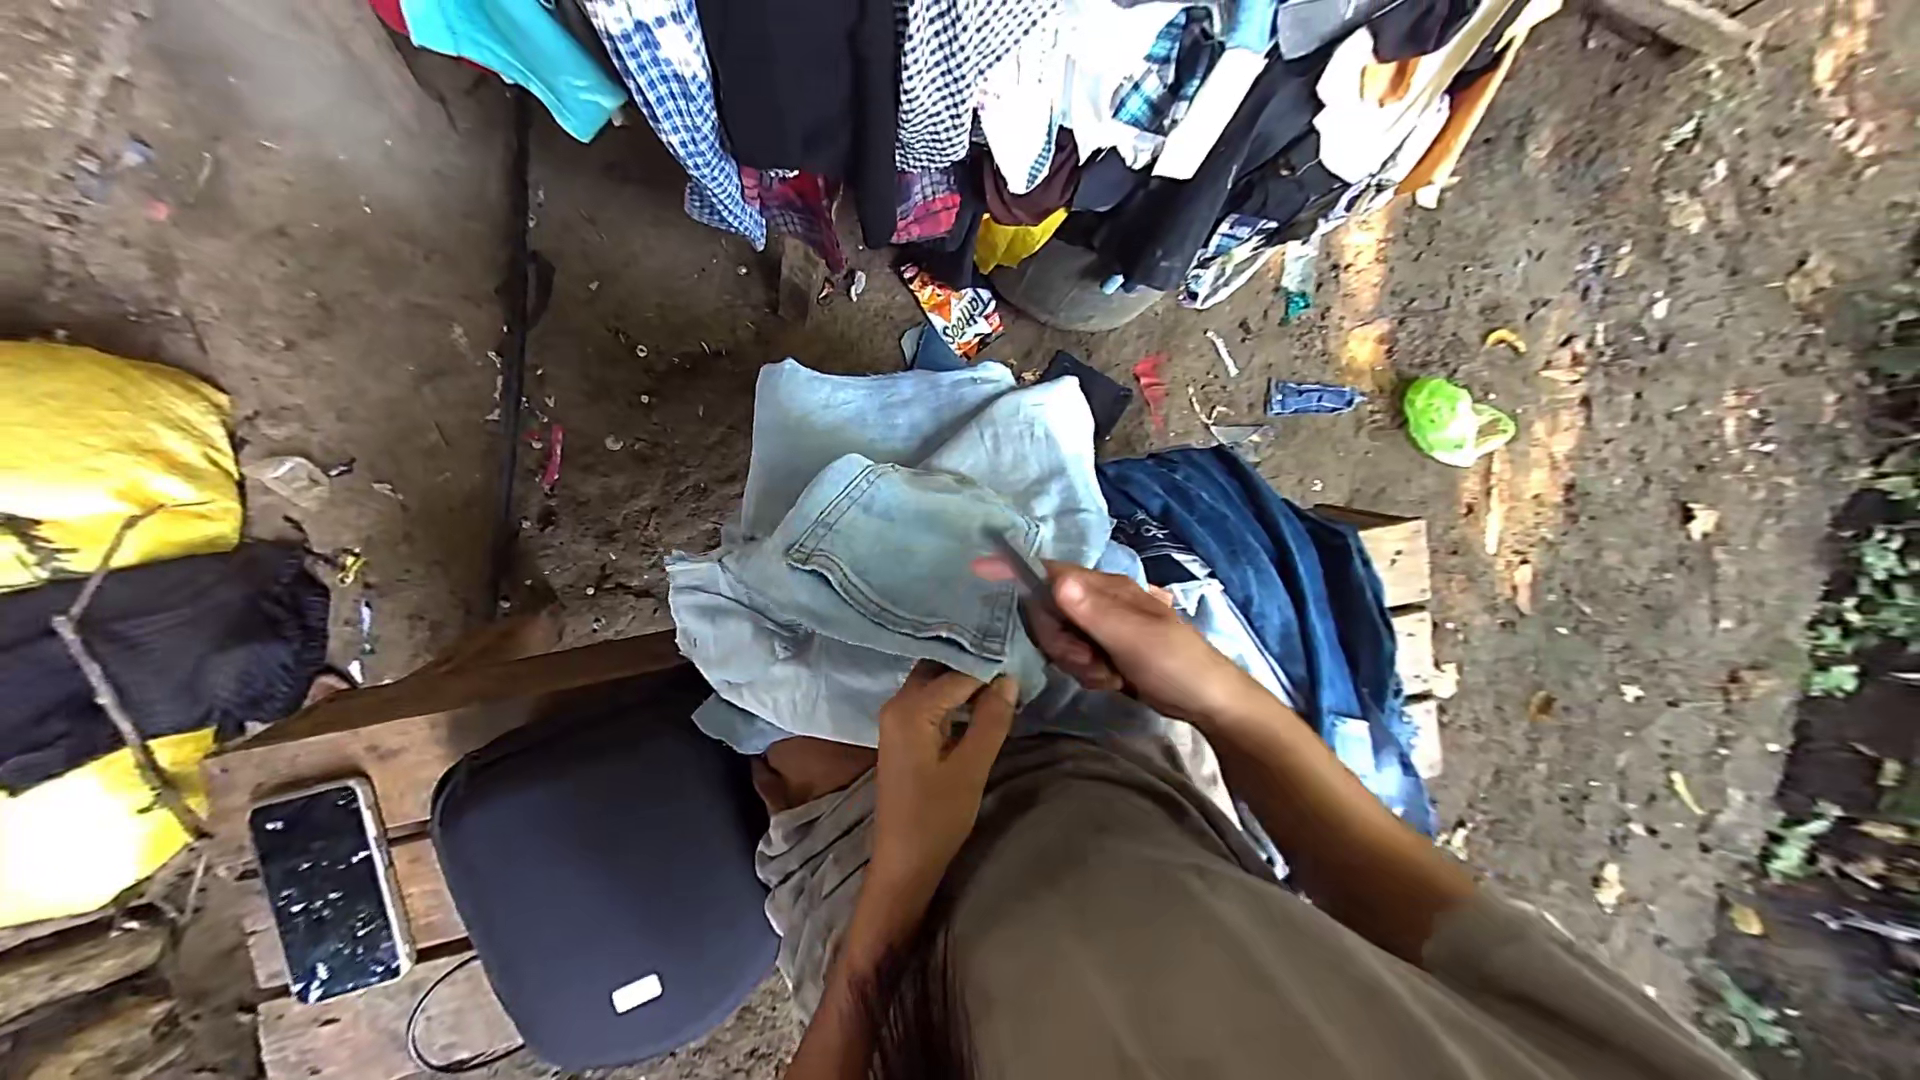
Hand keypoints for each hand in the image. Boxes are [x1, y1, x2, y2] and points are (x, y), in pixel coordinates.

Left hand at [868, 663, 1017, 898]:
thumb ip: (992, 719)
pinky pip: (930, 698)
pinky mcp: (902, 730)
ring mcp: (896, 717)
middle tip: (1012, 664)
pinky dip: (955, 696)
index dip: (990, 667)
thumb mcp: (971, 768)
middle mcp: (897, 703)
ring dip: (965, 680)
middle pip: (940, 667)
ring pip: (934, 681)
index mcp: (910, 708)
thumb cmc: (936, 817)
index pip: (957, 672)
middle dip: (975, 664)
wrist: (903, 860)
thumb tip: (1010, 679)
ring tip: (1004, 680)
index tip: (1022, 661)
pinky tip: (981, 701)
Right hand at [975, 557, 1263, 724]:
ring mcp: (1100, 625)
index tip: (981, 571)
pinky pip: (1074, 656)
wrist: (1207, 701)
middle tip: (1089, 660)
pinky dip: (1087, 672)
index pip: (1050, 572)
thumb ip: (1094, 612)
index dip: (1017, 571)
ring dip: (1076, 661)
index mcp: (1105, 587)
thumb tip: (1055, 583)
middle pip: (1048, 612)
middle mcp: (1098, 600)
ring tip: (1108, 673)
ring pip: (1059, 638)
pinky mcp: (1103, 648)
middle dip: (1060, 641)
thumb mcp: (1135, 638)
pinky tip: (1112, 680)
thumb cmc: (1176, 662)